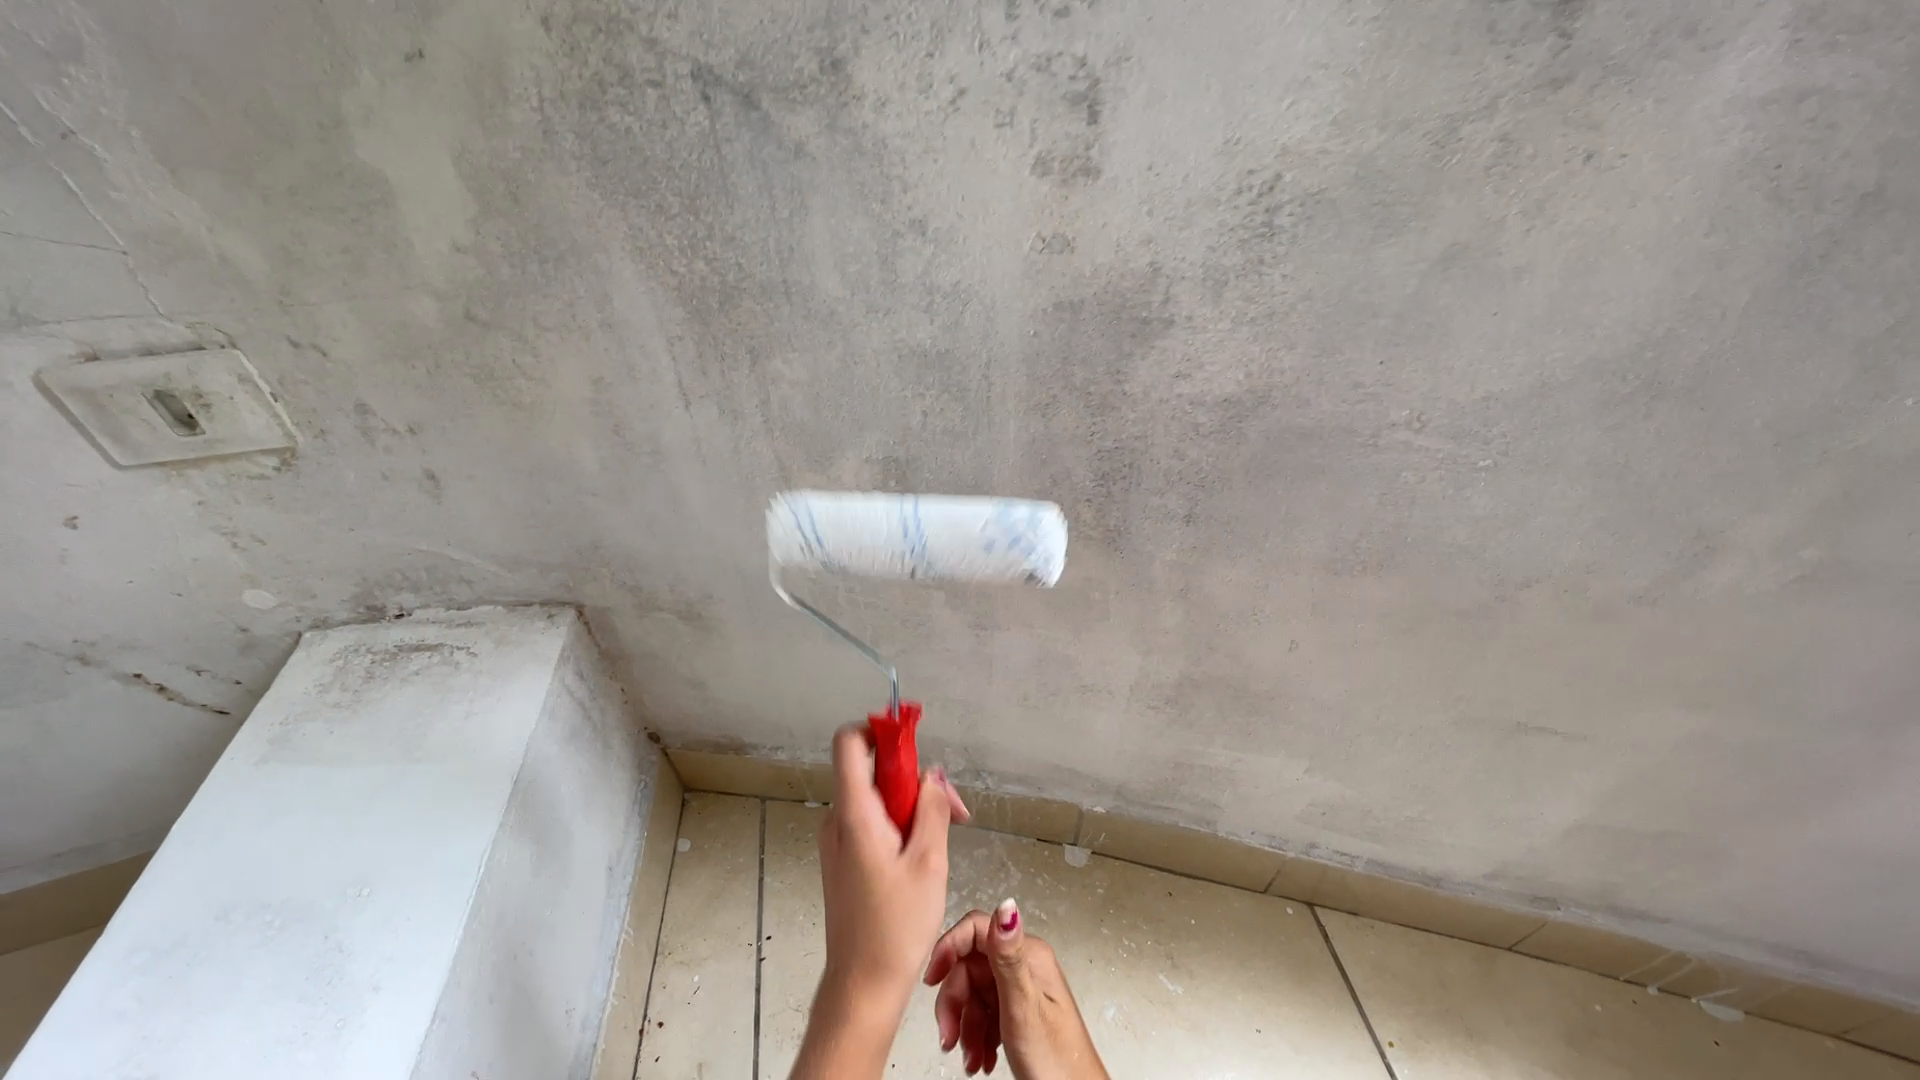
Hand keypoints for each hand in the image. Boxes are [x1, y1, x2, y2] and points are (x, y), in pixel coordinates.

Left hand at [791, 724, 970, 1078]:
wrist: (862, 985)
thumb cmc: (896, 926)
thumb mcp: (929, 861)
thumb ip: (932, 807)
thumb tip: (932, 773)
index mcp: (854, 814)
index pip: (849, 742)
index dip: (879, 729)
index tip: (913, 740)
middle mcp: (837, 820)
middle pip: (872, 770)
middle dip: (914, 777)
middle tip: (952, 808)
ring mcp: (837, 840)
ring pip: (876, 798)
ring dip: (910, 805)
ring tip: (940, 839)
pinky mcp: (842, 858)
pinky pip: (870, 822)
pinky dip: (898, 825)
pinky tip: (920, 856)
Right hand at [923, 900, 1108, 1078]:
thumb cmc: (1058, 1062)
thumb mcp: (1023, 1008)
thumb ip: (1008, 957)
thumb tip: (1006, 905)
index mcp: (1028, 954)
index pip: (976, 930)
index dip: (949, 949)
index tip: (933, 978)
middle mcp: (1024, 965)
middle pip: (969, 966)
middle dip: (954, 1002)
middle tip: (949, 1034)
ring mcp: (1020, 989)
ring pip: (973, 993)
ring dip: (963, 1026)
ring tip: (969, 1057)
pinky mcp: (1017, 1011)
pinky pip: (983, 1013)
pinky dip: (975, 1037)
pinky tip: (980, 1058)